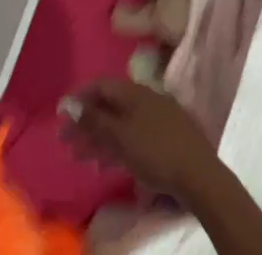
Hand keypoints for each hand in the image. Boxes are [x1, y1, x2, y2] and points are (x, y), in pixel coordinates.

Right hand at [63, 79, 224, 201]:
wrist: (200, 177)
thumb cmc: (155, 151)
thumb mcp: (120, 136)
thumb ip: (94, 120)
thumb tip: (70, 104)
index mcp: (134, 93)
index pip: (100, 86)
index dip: (79, 97)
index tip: (61, 114)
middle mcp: (145, 100)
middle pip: (108, 107)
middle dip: (85, 123)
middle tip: (66, 140)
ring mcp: (157, 120)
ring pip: (120, 125)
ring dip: (97, 139)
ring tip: (80, 156)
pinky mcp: (165, 140)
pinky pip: (132, 138)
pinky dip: (115, 148)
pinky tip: (104, 165)